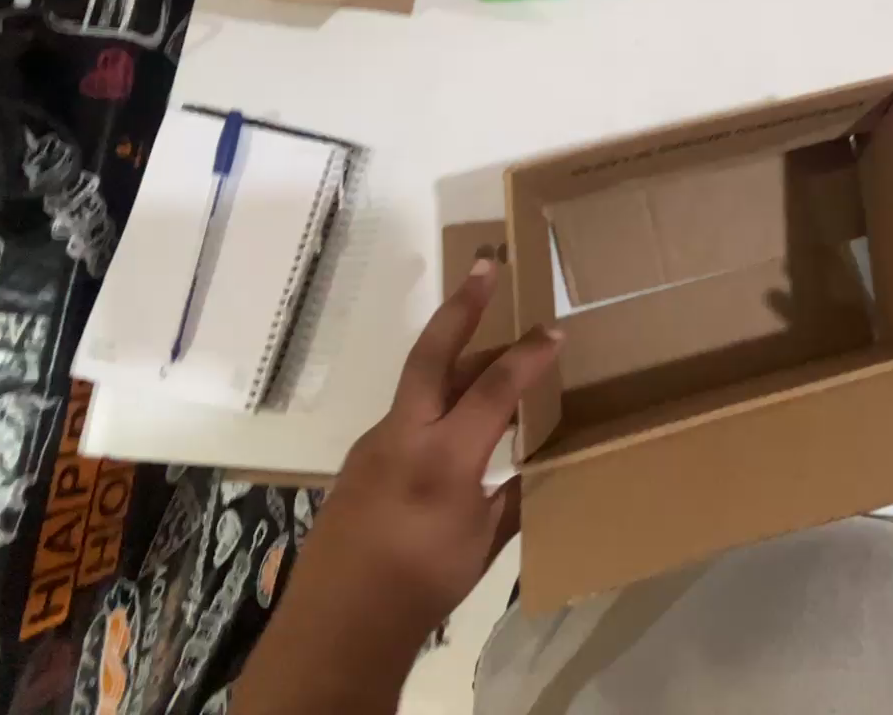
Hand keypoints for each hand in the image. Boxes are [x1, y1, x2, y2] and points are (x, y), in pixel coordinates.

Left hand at [289, 259, 560, 636]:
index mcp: (445, 458)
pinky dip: (442, 399)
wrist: (337, 626)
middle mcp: (405, 436)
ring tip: (496, 350)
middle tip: (486, 265)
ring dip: (460, 356)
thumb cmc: (422, 585)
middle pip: (434, 353)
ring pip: (424, 380)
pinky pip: (411, 412)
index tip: (556, 331)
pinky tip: (460, 420)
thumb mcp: (483, 542)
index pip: (496, 389)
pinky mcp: (362, 456)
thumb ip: (514, 497)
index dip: (530, 356)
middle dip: (463, 306)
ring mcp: (377, 442)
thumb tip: (538, 469)